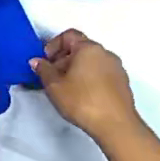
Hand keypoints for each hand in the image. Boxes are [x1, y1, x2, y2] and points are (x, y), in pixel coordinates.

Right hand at [31, 29, 146, 143]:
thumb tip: (37, 61)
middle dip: (63, 59)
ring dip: (76, 69)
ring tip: (66, 88)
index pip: (69, 35)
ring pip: (91, 61)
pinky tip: (82, 96)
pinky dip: (89, 78)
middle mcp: (105, 53)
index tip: (46, 61)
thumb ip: (43, 69)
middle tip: (52, 76)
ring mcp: (117, 68)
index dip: (53, 45)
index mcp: (89, 48)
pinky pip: (101, 73)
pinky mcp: (122, 83)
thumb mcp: (54, 85)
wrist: (115, 125)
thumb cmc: (81, 101)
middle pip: (80, 48)